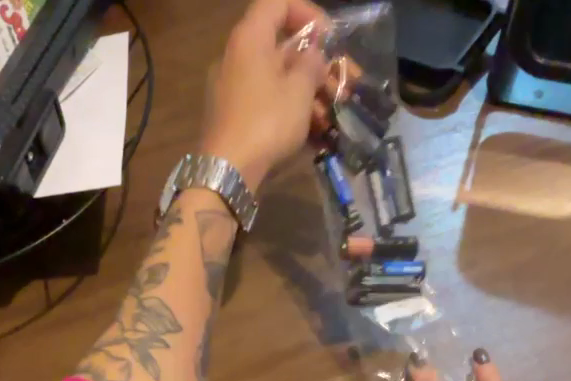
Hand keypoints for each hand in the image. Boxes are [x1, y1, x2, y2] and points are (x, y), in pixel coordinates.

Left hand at [199, 0, 329, 190]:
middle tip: (343, 82)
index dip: (308, 13)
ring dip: (309, 93)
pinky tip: (315, 132)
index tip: (329, 37)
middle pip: (281, 48)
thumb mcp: (299, 90)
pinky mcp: (233, 119)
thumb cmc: (266, 123)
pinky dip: (290, 112)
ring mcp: (232, 91)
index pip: (278, 4)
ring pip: (277, 80)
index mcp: (249, 39)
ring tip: (333, 114)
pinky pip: (266, 104)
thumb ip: (312, 64)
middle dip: (316, 65)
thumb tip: (313, 54)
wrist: (227, 174)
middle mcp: (236, 58)